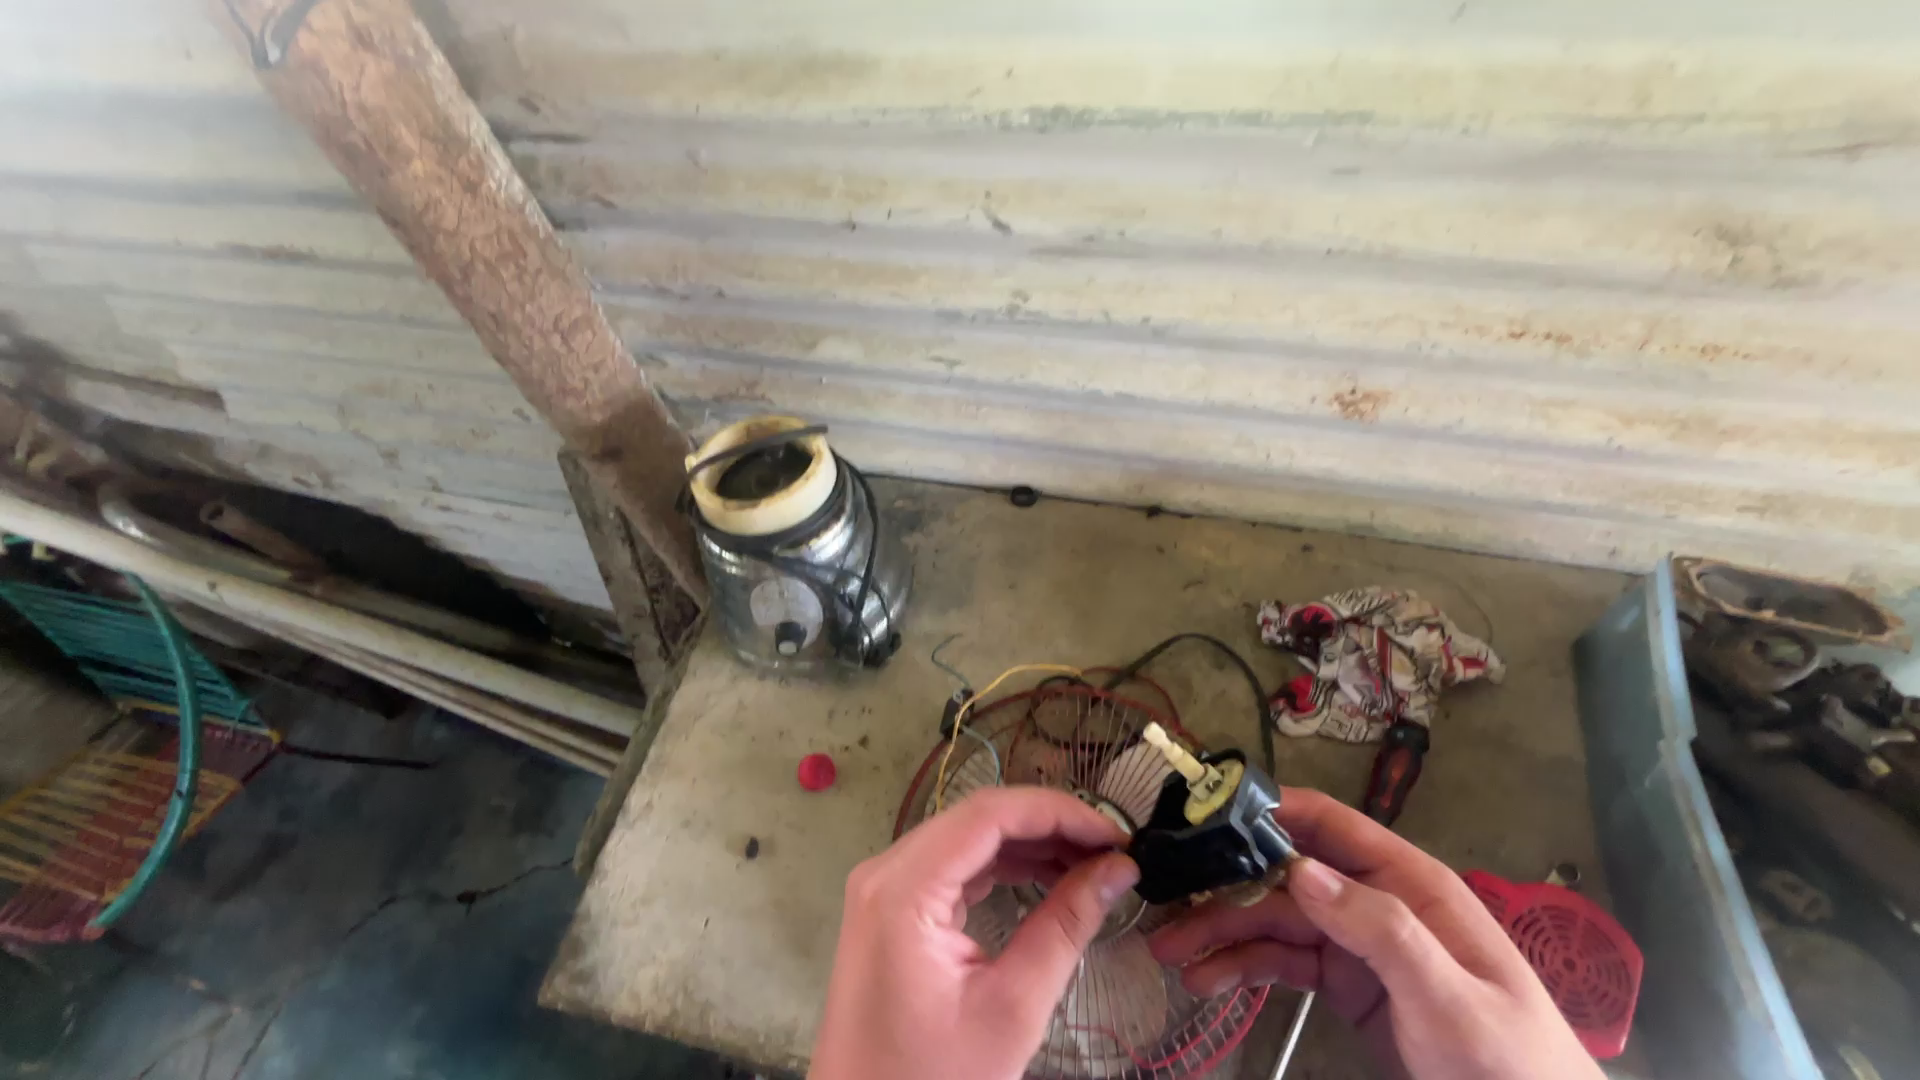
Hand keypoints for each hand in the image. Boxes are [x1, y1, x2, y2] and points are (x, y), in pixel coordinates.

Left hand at [808, 786, 1139, 1079]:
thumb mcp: (1011, 1009)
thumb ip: (1065, 927)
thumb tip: (1119, 869)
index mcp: (903, 888)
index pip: (988, 814)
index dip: (1057, 812)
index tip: (1115, 833)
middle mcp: (887, 870)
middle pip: (977, 818)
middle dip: (1049, 826)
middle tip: (1112, 850)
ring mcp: (886, 886)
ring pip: (969, 837)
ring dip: (1031, 844)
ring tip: (1092, 863)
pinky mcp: (894, 905)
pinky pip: (956, 864)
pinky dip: (1004, 865)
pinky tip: (1049, 876)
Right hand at [1149, 788, 1601, 1079]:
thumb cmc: (1510, 1065)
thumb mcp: (1451, 1000)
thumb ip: (1380, 930)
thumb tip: (1297, 867)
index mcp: (1405, 882)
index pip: (1327, 823)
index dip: (1266, 810)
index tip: (1203, 813)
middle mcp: (1372, 900)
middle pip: (1283, 878)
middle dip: (1224, 891)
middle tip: (1166, 908)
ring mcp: (1356, 942)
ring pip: (1274, 922)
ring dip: (1222, 934)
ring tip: (1170, 957)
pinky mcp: (1344, 982)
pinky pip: (1283, 963)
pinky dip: (1243, 968)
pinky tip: (1207, 982)